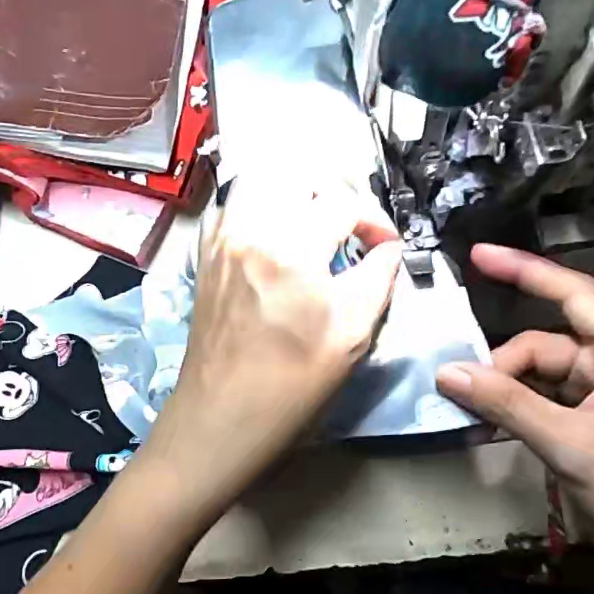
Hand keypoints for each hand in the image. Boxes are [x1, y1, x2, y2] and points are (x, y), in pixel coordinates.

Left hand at [141, 177, 403, 516]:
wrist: (220, 420)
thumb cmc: (291, 386)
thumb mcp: (352, 335)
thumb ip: (377, 279)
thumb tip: (387, 249)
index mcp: (290, 248)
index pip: (344, 202)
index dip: (375, 219)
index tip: (385, 246)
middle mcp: (249, 230)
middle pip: (296, 173)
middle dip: (333, 192)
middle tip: (350, 228)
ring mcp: (221, 240)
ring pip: (259, 181)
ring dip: (294, 192)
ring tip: (314, 226)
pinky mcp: (206, 256)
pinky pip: (234, 206)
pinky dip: (261, 206)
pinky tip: (276, 237)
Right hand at [435, 245, 593, 593]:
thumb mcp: (569, 445)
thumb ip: (506, 404)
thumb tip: (446, 372)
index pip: (574, 293)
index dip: (524, 270)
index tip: (477, 255)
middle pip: (551, 345)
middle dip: (504, 365)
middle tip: (460, 393)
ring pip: (550, 377)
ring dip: (511, 392)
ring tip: (470, 413)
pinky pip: (558, 404)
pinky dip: (527, 412)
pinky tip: (495, 428)